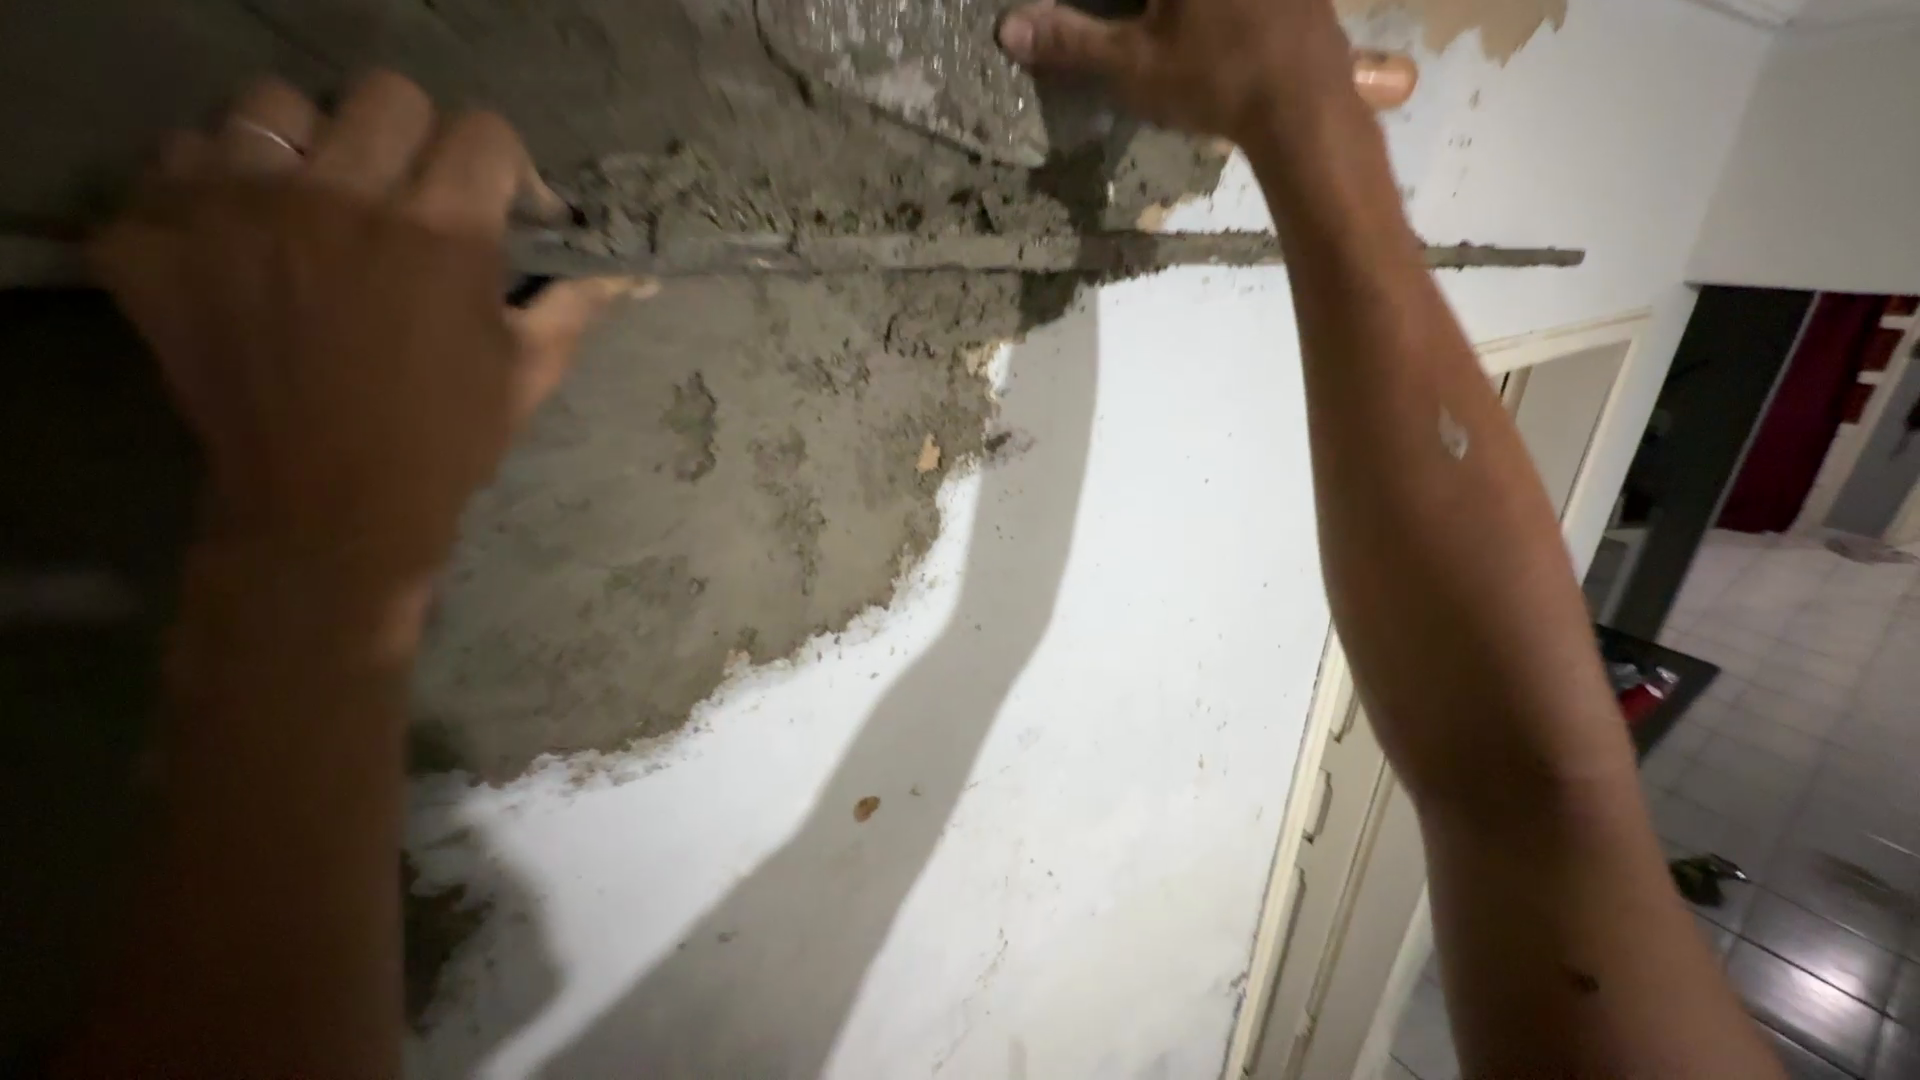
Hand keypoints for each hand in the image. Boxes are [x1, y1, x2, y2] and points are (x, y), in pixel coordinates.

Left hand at [93, 72, 655, 578]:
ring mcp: (234, 211)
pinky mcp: (156, 237)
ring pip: (275, 109)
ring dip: (316, 148)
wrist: (329, 505)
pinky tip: (254, 239)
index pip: (485, 132)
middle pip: (386, 97)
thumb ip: (578, 303)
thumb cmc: (449, 438)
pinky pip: (187, 159)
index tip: (507, 209)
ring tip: (328, 206)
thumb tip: (633, 271)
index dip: (507, 167)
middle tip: (421, 202)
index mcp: (443, 236)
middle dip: (421, 145)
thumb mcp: (531, 372)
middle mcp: (339, 201)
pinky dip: (224, 186)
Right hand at [997, 0, 1359, 147]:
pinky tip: (1205, 27)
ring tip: (1153, 26)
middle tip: (1136, 27)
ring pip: (1183, 0)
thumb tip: (1007, 29)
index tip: (1110, 30)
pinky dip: (1200, 12)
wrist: (1304, 101)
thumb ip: (1070, 40)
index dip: (1090, 6)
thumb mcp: (1131, 65)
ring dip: (1162, 14)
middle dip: (1133, 11)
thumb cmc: (1212, 78)